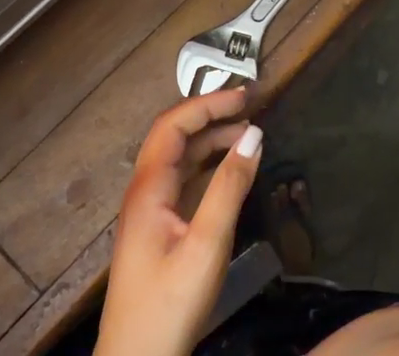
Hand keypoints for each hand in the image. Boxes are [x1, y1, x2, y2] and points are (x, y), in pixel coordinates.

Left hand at [94, 89, 262, 355]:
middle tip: (251, 105)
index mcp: (148, 188)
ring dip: (210, 139)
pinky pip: (183, 180)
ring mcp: (149, 211)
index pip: (173, 125)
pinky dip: (208, 164)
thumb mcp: (206, 244)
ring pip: (179, 158)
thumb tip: (254, 133)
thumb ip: (230, 186)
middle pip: (174, 136)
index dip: (207, 103)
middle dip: (210, 114)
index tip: (246, 95)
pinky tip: (231, 170)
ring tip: (248, 132)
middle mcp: (144, 192)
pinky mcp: (157, 229)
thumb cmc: (169, 303)